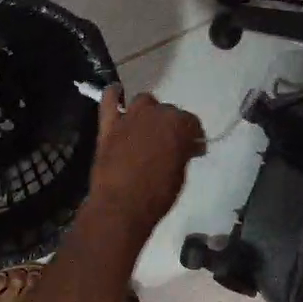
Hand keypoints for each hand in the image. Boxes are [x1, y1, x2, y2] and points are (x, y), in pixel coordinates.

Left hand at [83, 89, 204, 241]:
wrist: (121, 206)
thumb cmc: (157, 194)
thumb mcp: (180, 175)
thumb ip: (183, 153)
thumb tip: (186, 147)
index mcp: (178, 124)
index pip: (192, 122)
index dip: (193, 136)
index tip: (193, 150)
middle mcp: (155, 113)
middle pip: (168, 111)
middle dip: (172, 126)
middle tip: (171, 145)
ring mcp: (129, 117)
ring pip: (143, 101)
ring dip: (148, 112)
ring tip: (148, 128)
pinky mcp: (108, 125)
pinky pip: (108, 100)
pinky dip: (114, 95)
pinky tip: (118, 95)